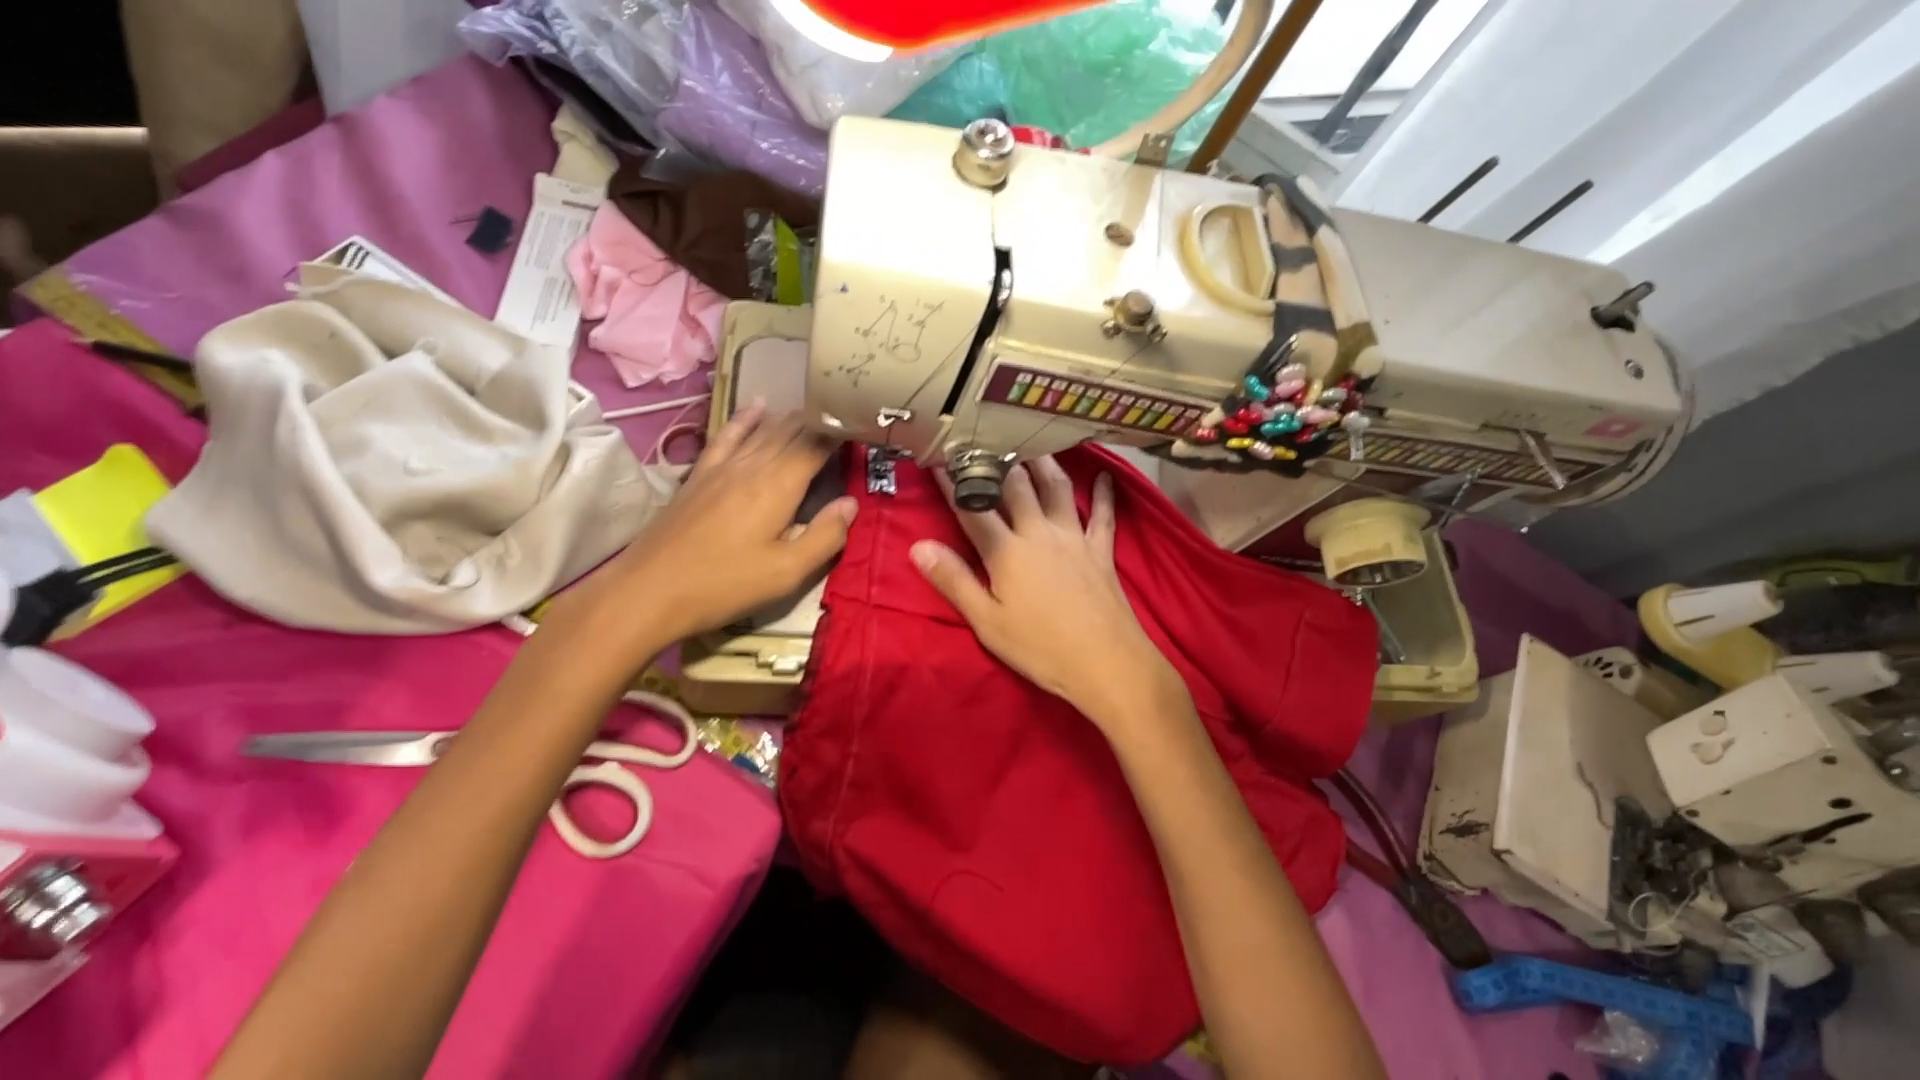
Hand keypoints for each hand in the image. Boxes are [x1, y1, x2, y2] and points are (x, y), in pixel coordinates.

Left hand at [553, 404, 853, 651]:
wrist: (649, 589)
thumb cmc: (724, 585)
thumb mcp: (786, 572)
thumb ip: (824, 536)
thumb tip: (850, 503)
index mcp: (779, 485)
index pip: (817, 444)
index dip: (841, 431)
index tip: (863, 425)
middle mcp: (752, 465)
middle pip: (791, 430)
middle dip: (820, 420)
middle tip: (846, 416)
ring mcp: (722, 466)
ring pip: (763, 430)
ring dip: (791, 418)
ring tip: (815, 409)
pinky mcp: (700, 474)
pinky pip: (729, 435)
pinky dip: (746, 419)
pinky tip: (758, 407)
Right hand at [911, 456, 1186, 731]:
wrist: (1105, 662)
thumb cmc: (1040, 648)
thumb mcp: (987, 622)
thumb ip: (954, 581)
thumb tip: (918, 546)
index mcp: (1006, 551)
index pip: (972, 508)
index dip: (953, 482)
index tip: (939, 457)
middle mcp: (1039, 533)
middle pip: (1016, 486)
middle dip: (998, 460)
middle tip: (986, 437)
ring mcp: (1074, 538)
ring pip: (1057, 488)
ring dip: (1043, 464)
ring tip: (1032, 443)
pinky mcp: (1101, 551)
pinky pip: (1103, 515)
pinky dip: (1104, 495)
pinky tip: (1106, 477)